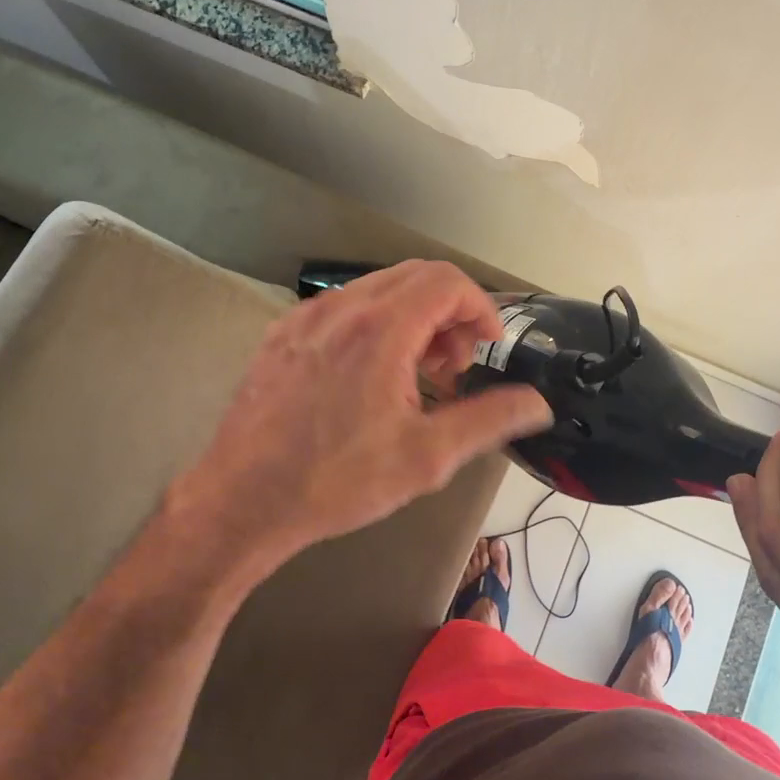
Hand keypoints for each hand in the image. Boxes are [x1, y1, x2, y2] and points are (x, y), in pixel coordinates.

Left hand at [178, 261, 551, 567]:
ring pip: (376, 290)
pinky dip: (373, 326)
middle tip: (452, 368)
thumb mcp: (426, 456)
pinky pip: (342, 309)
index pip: (447, 281)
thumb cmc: (337, 480)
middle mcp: (341, 308)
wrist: (242, 502)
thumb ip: (489, 420)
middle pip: (414, 277)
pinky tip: (367, 380)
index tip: (486, 349)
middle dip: (448, 313)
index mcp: (380, 328)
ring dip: (412, 320)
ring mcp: (304, 318)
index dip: (480, 308)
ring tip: (415, 378)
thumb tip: (538, 403)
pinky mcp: (281, 335)